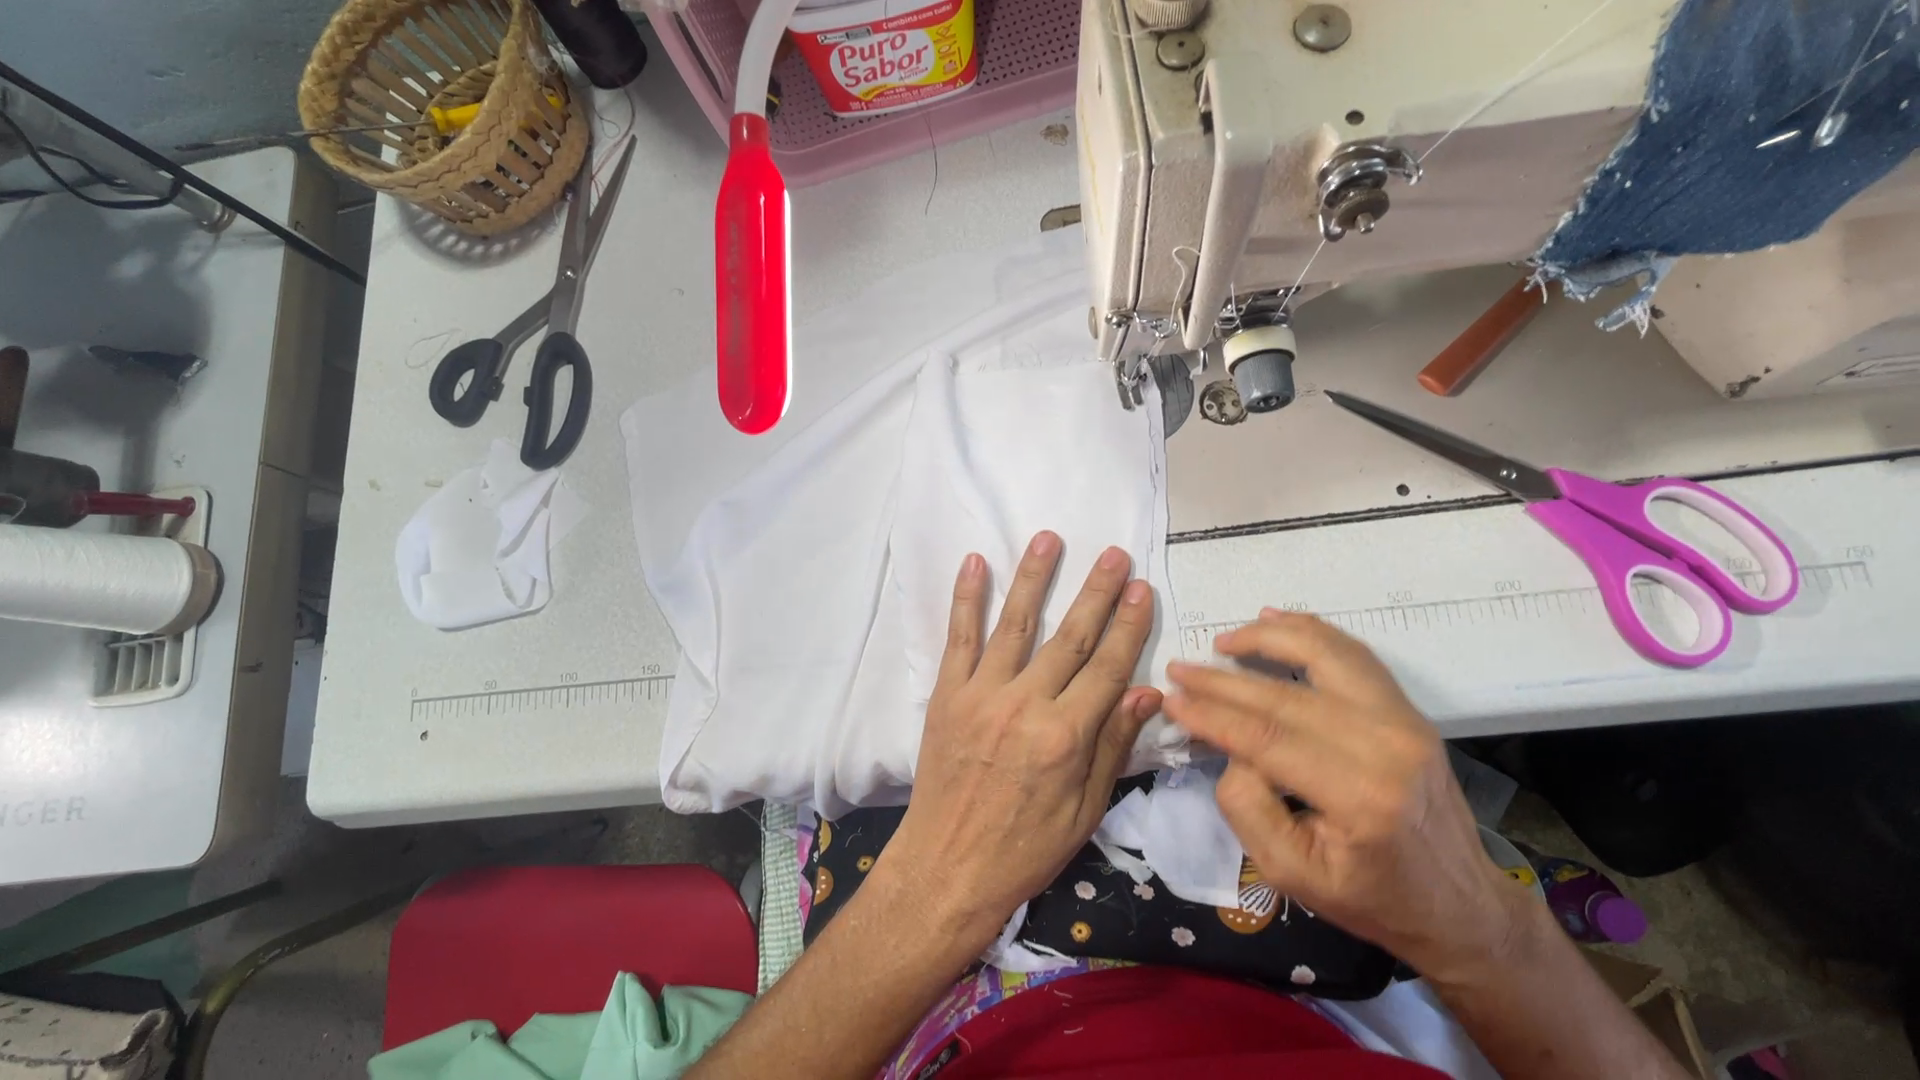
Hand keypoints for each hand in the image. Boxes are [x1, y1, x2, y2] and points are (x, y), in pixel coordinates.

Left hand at [880, 531, 1162, 944]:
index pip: (1109, 668)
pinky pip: (959, 639)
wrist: (948, 867)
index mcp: (1067, 737)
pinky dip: (967, 599)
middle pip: (1070, 638)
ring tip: (1050, 538)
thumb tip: (1149, 692)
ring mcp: (982, 696)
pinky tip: (977, 563)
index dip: (1130, 625)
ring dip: (1034, 579)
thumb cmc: (1026, 848)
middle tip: (1113, 554)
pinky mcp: (947, 696)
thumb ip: (1114, 746)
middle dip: (1096, 593)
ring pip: (1015, 625)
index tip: (1142, 588)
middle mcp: (1026, 706)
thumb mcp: (1085, 810)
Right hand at [1163, 611, 1528, 984]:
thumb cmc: (1369, 898)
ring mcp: (1404, 721)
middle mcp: (1387, 746)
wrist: (1456, 904)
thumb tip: (1231, 748)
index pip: (1266, 737)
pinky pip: (1355, 656)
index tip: (1170, 698)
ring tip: (1224, 640)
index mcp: (1358, 796)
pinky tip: (1276, 620)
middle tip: (1179, 668)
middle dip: (1224, 679)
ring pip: (1327, 655)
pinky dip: (1312, 632)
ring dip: (1269, 637)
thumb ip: (1248, 806)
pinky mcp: (1408, 712)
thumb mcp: (1290, 873)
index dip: (1212, 714)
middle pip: (1288, 694)